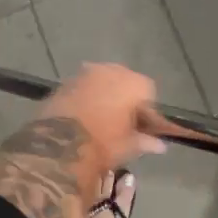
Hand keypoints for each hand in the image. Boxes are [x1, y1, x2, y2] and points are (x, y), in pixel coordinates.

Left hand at [39, 63, 165, 171]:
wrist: (56, 145)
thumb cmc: (102, 144)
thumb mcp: (128, 147)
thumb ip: (146, 141)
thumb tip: (160, 145)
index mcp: (134, 83)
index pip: (149, 93)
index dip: (147, 112)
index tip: (142, 129)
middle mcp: (113, 70)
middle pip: (126, 82)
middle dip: (125, 100)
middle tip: (121, 125)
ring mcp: (87, 73)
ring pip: (103, 82)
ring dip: (105, 96)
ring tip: (99, 121)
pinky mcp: (66, 80)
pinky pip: (84, 87)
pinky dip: (86, 97)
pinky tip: (81, 117)